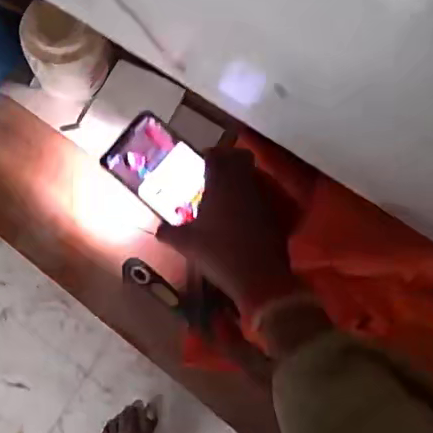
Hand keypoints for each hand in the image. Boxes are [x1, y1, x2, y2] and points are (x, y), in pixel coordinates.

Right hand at [155, 147, 303, 313]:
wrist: (259, 279)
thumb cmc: (218, 254)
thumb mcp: (186, 245)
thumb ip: (169, 233)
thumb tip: (158, 229)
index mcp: (220, 185)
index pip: (216, 156)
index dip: (210, 154)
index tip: (203, 158)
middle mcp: (242, 185)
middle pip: (240, 158)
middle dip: (230, 158)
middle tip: (217, 169)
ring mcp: (262, 199)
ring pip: (253, 175)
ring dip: (242, 178)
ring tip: (227, 191)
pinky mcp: (274, 215)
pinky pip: (262, 196)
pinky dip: (252, 198)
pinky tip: (242, 214)